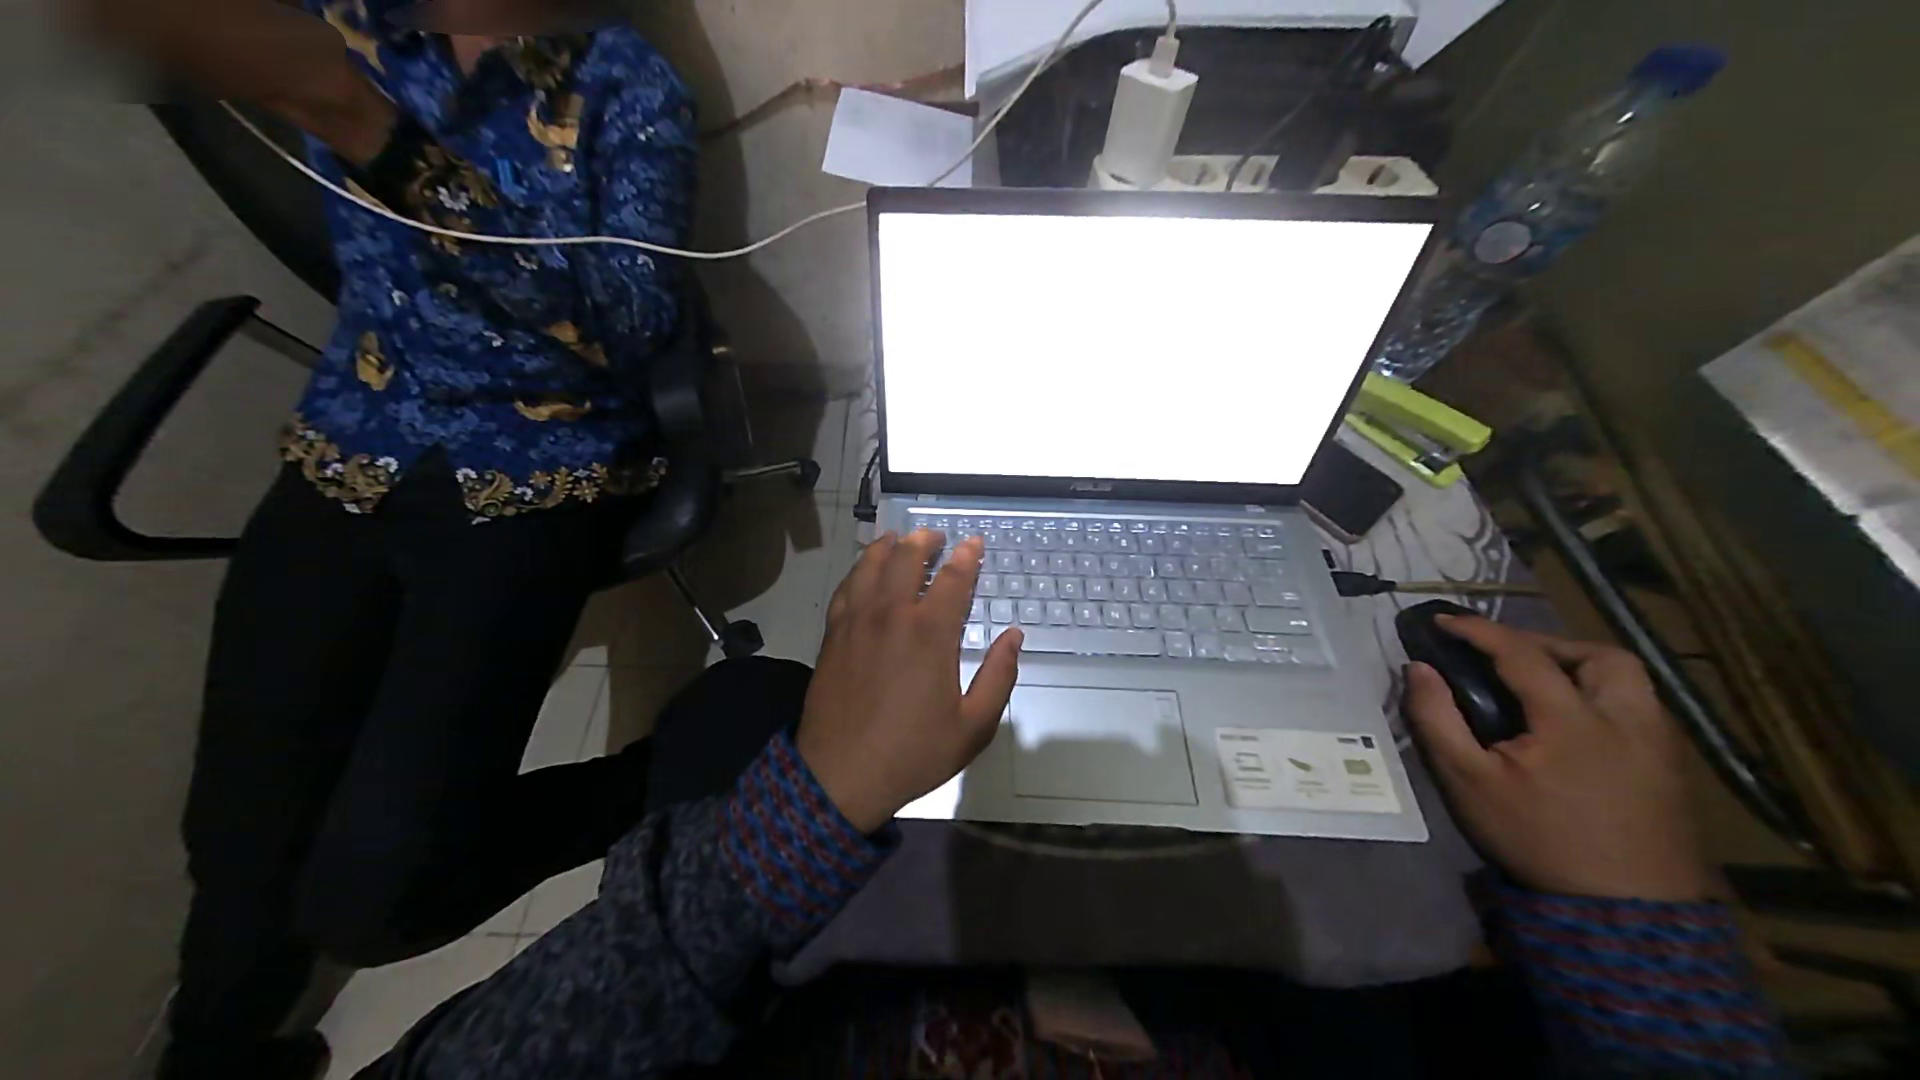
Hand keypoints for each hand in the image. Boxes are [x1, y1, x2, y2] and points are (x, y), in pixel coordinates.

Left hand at [795, 530, 1022, 832]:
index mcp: (930, 632)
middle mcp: (892, 615)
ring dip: (889, 546)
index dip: (967, 556)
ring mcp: (857, 621)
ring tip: (900, 541)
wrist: (841, 775)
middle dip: (925, 540)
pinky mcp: (833, 634)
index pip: (953, 578)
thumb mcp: (973, 726)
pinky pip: (846, 587)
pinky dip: (859, 569)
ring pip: (870, 564)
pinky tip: (864, 571)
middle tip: (937, 536)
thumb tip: (1014, 636)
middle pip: (907, 557)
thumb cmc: (913, 752)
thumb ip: (999, 676)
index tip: (974, 542)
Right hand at [1403, 616, 1714, 901]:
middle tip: (1507, 655)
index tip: (1442, 620)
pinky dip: (1601, 695)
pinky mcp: (1672, 768)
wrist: (1626, 911)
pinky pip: (1639, 708)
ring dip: (1581, 667)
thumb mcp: (1466, 780)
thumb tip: (1418, 668)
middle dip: (1549, 643)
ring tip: (1540, 683)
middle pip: (1601, 656)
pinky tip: (1573, 719)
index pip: (1523, 654)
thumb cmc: (1537, 838)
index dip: (1479, 631)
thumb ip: (1436, 717)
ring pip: (1631, 680)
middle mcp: (1628, 720)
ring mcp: (1660, 745)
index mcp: (1574, 720)